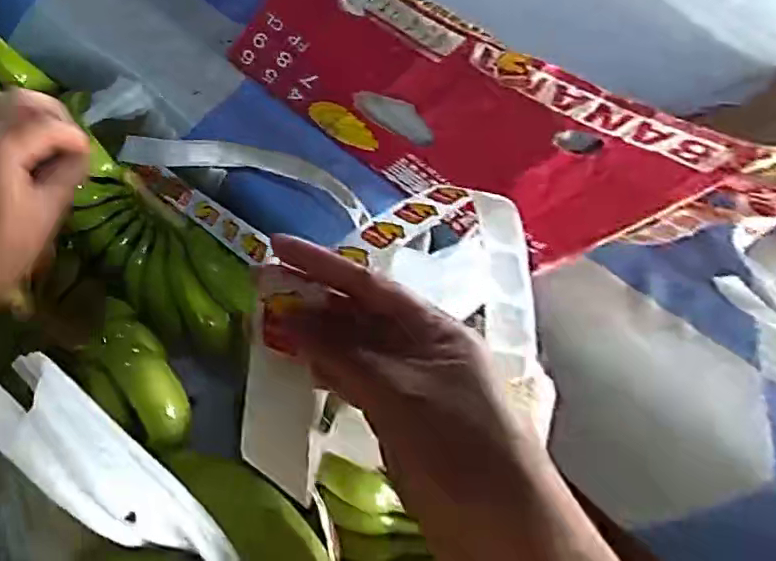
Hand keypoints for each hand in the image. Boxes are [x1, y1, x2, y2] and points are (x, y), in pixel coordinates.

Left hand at [0, 90, 86, 318]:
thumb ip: (68, 172)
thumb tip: (80, 151)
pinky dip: (8, 118)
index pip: (53, 125)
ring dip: (33, 114)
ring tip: (51, 142)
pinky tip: (21, 142)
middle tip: (72, 145)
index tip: (88, 160)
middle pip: (28, 100)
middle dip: (56, 117)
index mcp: (5, 145)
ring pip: (6, 101)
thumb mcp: (46, 214)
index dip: (75, 140)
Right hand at [264, 234, 517, 455]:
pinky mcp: (401, 416)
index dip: (321, 262)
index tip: (278, 244)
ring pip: (353, 346)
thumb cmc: (463, 453)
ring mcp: (410, 382)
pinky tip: (299, 366)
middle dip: (312, 297)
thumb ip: (342, 355)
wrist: (512, 543)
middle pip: (358, 312)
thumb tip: (288, 319)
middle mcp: (422, 347)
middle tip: (262, 284)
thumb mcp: (400, 397)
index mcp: (434, 329)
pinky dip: (327, 370)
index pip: (369, 284)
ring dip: (314, 335)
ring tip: (270, 322)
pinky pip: (355, 379)